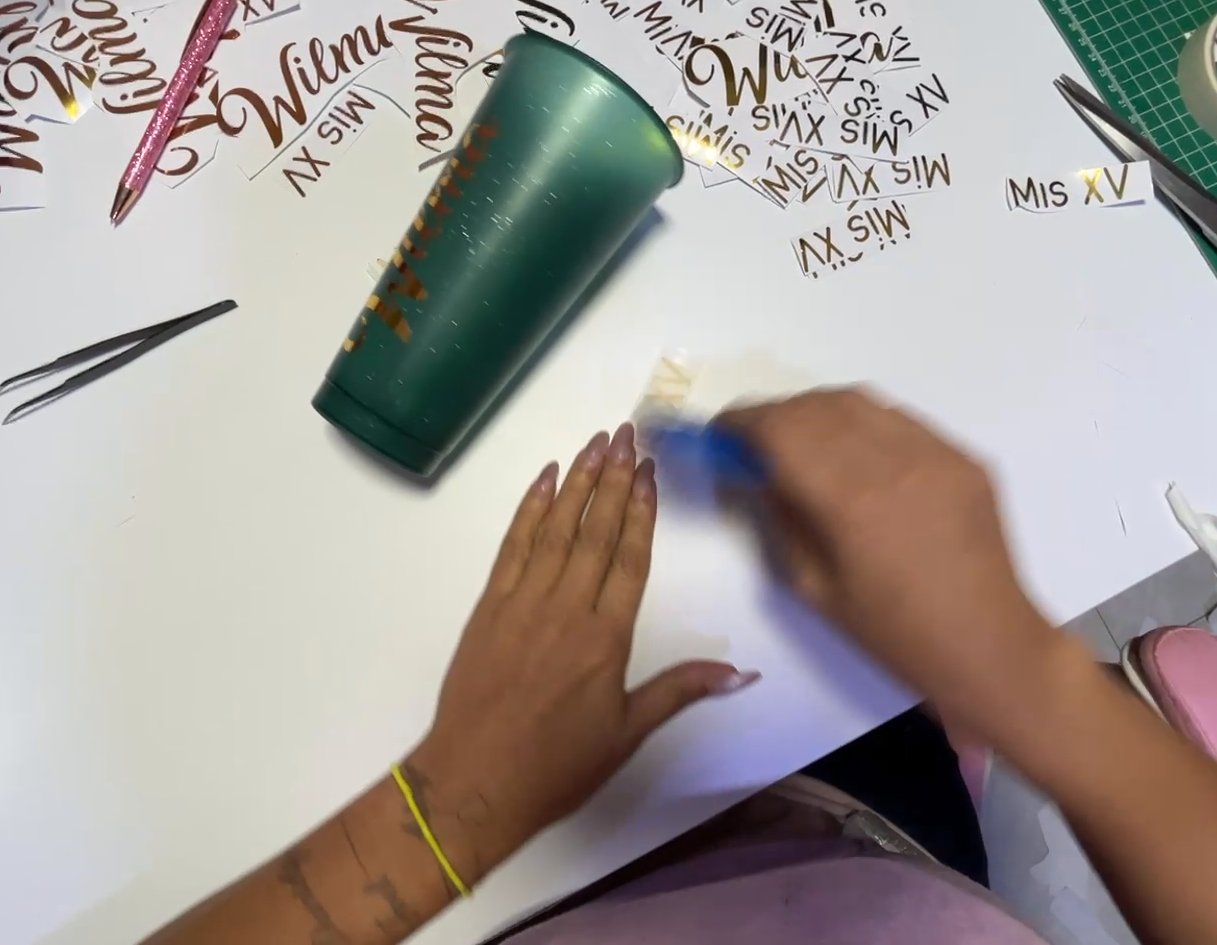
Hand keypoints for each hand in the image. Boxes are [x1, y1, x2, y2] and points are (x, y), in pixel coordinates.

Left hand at [408, 423, 756, 883]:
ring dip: (578, 482)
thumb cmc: (557, 764)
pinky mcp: (489, 602)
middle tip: (626, 436)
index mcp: (606, 638)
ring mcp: (524, 600)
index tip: (649, 472)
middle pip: (597, 532)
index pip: (631, 559)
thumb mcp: (627, 733)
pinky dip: (529, 508)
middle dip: (614, 480)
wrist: (474, 781)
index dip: (642, 511)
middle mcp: (568, 608)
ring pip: (557, 529)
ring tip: (595, 443)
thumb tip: (743, 671)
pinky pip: (513, 545)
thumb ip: (680, 689)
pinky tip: (545, 478)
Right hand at [720, 388, 1074, 740]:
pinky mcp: (963, 456)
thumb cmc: (891, 632)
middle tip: (753, 437)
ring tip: (799, 436)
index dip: (742, 421)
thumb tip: (759, 473)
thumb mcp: (812, 584)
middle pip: (815, 406)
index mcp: (850, 500)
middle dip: (774, 413)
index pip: (781, 430)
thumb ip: (781, 517)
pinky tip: (852, 450)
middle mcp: (894, 461)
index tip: (720, 430)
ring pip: (857, 401)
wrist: (990, 646)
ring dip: (814, 409)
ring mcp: (936, 452)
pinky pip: (897, 418)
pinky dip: (859, 422)